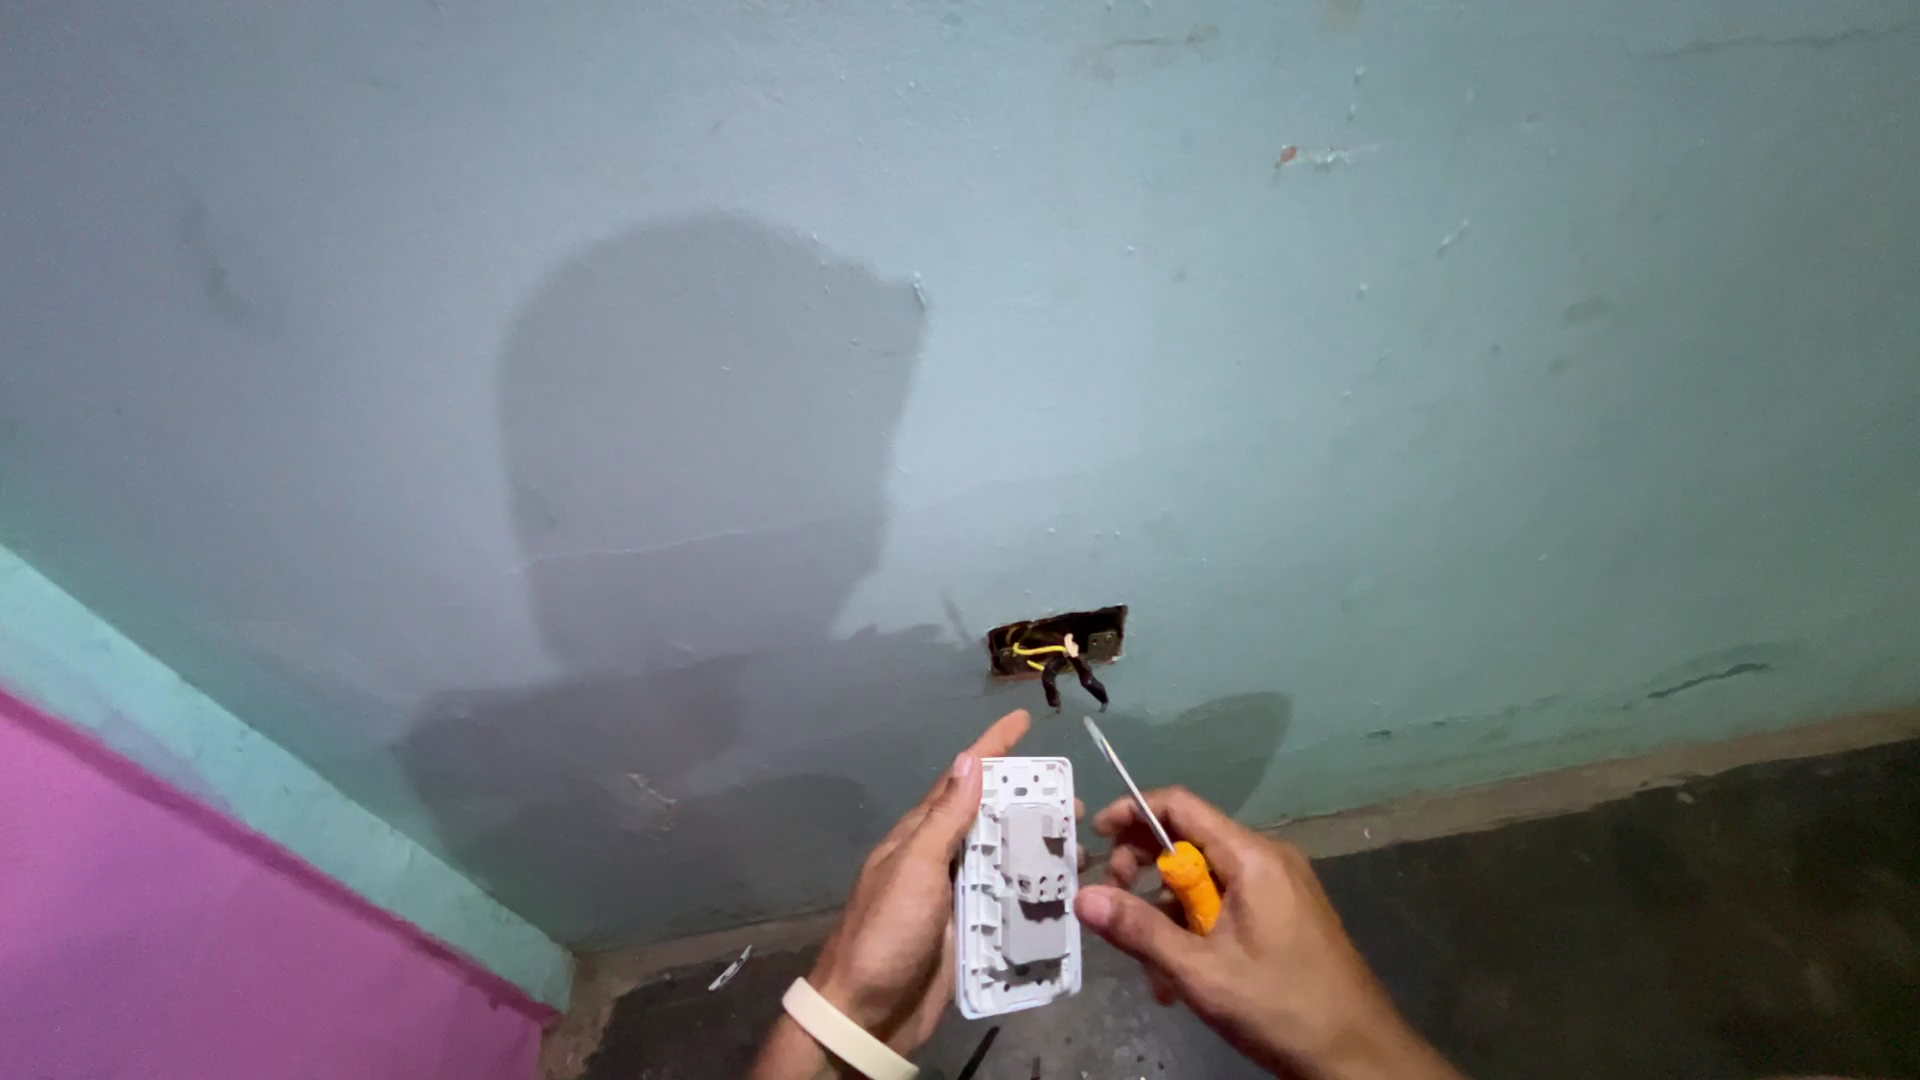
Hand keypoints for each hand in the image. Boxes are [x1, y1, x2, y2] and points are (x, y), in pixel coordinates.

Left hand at [755, 709, 1079, 1077]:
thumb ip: (945, 818)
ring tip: (1078, 849)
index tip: (1022, 720)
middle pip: (992, 817)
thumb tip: (969, 760)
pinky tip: (1063, 895)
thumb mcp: (914, 868)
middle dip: (1030, 804)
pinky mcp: (970, 931)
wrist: (866, 1016)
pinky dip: (1035, 893)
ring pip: (1005, 859)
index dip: (992, 747)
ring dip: (1039, 849)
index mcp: (923, 833)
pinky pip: (1008, 902)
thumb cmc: (886, 932)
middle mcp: (941, 856)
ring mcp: (956, 894)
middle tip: (1075, 802)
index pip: (962, 778)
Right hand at [1074, 787, 1463, 1079]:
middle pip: (1187, 839)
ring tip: (1152, 967)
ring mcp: (1277, 886)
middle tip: (1115, 906)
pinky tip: (1182, 975)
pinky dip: (1196, 927)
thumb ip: (1140, 931)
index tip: (1096, 838)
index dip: (1132, 813)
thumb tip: (1082, 897)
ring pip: (1202, 878)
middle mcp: (1265, 857)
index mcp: (1250, 856)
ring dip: (1167, 912)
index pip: (1179, 805)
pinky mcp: (1283, 913)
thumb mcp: (1203, 974)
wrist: (1369, 1065)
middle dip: (1143, 870)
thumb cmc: (1285, 1011)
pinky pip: (1225, 901)